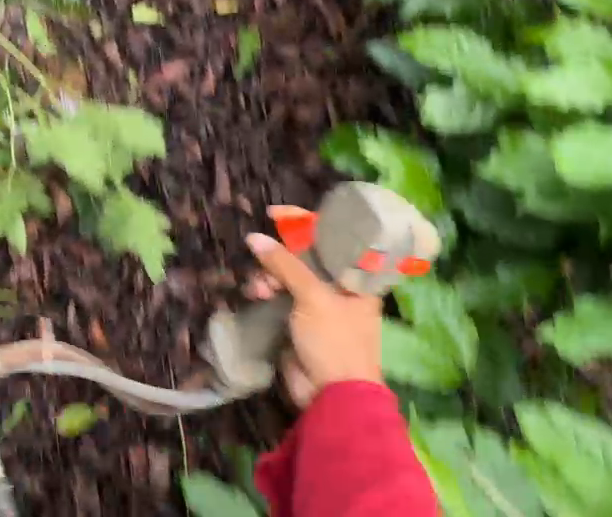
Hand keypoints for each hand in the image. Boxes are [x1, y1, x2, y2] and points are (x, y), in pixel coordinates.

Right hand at [246, 212, 383, 405]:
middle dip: (278, 254)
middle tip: (260, 256)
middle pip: (304, 256)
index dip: (306, 223)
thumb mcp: (313, 298)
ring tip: (258, 287)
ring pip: (286, 275)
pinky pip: (278, 294)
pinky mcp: (298, 320)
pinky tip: (255, 295)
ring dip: (268, 275)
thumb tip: (254, 237)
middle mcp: (339, 289)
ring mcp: (318, 305)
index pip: (334, 240)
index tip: (275, 214)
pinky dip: (265, 290)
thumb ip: (284, 265)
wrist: (333, 397)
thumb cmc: (336, 342)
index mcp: (358, 281)